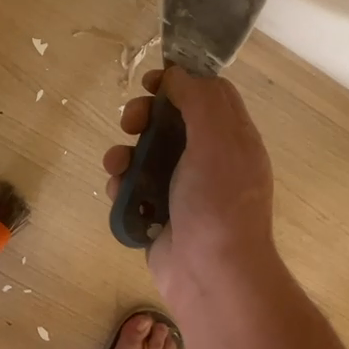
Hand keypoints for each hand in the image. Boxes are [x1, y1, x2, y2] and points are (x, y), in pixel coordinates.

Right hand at [103, 65, 277, 297]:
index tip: (152, 83)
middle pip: (170, 123)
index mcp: (232, 138)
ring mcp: (182, 190)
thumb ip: (199, 99)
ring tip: (116, 165)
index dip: (179, 82)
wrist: (210, 273)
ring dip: (125, 154)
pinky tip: (118, 194)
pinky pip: (134, 190)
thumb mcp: (217, 139)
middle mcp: (209, 160)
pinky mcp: (159, 215)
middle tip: (130, 122)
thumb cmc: (218, 203)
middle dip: (144, 118)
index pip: (207, 95)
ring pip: (145, 156)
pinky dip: (122, 188)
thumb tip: (177, 74)